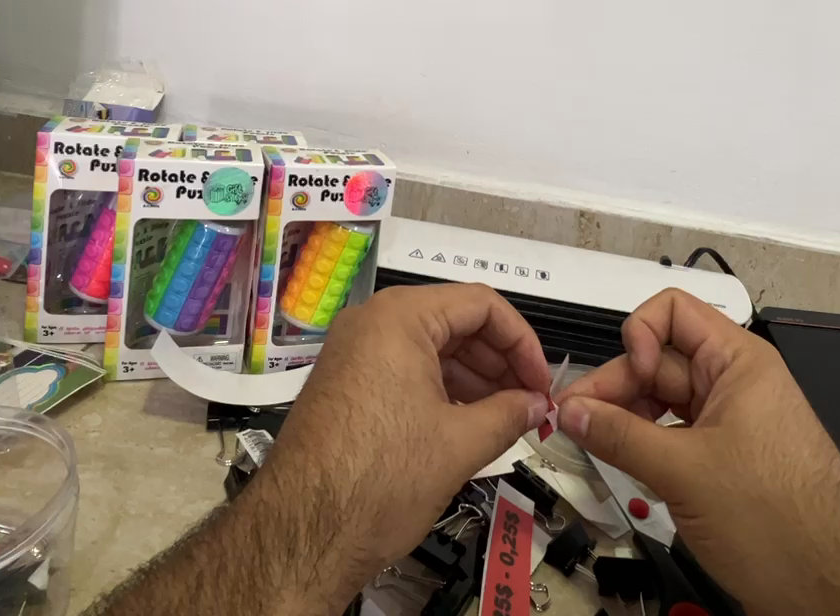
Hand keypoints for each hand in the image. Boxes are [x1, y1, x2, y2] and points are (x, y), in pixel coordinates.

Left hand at [250, 284, 549, 610]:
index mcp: (400, 316)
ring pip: (431, 347)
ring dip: (474, 378)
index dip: (522, 342)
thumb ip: (508, 414)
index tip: (541, 384)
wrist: (298, 535)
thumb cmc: (381, 478)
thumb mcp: (458, 444)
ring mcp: (355, 350)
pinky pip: (406, 368)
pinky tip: (467, 422)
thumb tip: (536, 405)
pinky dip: (442, 389)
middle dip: (499, 362)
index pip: (481, 304)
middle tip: (530, 404)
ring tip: (505, 418)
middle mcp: (374, 320)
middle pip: (455, 322)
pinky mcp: (347, 381)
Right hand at [556, 289, 839, 615]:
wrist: (838, 594)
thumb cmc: (777, 521)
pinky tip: (626, 462)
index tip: (629, 378)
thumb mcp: (684, 472)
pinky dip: (648, 441)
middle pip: (660, 360)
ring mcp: (732, 419)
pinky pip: (677, 430)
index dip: (641, 335)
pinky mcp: (729, 454)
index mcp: (737, 361)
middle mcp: (735, 380)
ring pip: (664, 398)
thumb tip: (570, 411)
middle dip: (617, 386)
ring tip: (595, 443)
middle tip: (574, 419)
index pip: (673, 311)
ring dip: (627, 416)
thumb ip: (619, 436)